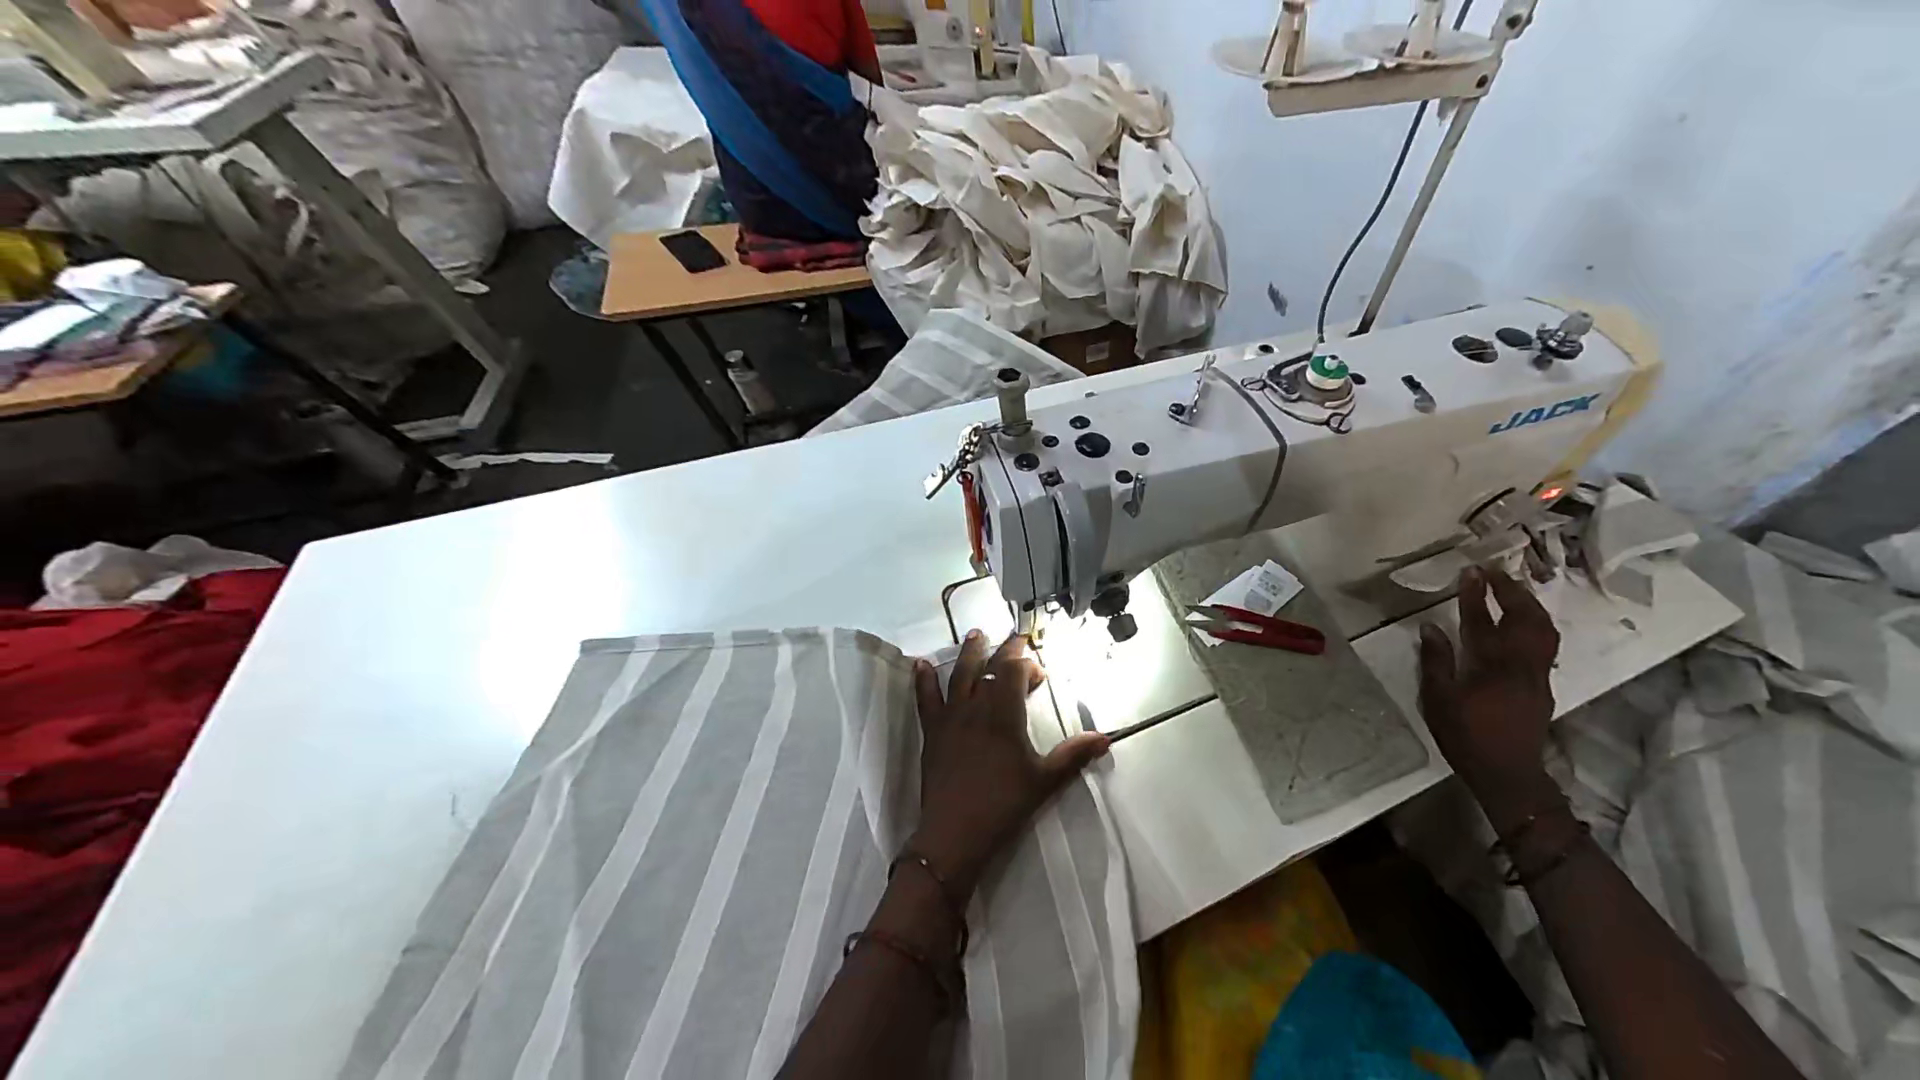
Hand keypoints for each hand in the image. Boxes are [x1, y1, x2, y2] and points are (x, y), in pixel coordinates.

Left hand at [910, 631, 1110, 894]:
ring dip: (968, 653)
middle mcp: (976, 707)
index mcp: (1004, 715)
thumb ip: (1073, 755)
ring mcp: (951, 718)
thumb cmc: (1004, 805)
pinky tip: (920, 664)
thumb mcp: (1044, 781)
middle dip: (1002, 650)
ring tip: (975, 634)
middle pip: (989, 668)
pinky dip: (923, 680)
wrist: (955, 832)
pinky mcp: (933, 732)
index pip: (1014, 673)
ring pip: (959, 676)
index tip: (1039, 670)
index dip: (1027, 664)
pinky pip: (926, 699)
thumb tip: (1105, 738)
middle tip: (1013, 637)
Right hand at [1417, 567, 1560, 823]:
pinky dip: (1536, 624)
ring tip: (1513, 590)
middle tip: (1495, 572)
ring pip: (1543, 630)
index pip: (1483, 620)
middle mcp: (1521, 664)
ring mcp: (1537, 674)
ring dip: (1529, 605)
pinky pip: (1545, 644)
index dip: (1476, 594)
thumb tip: (1431, 627)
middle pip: (1525, 619)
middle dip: (1511, 591)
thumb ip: (1436, 661)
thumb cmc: (1466, 736)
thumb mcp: (1439, 699)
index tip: (1470, 571)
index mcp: (1492, 665)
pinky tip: (1524, 624)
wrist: (1508, 773)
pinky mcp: (1542, 685)